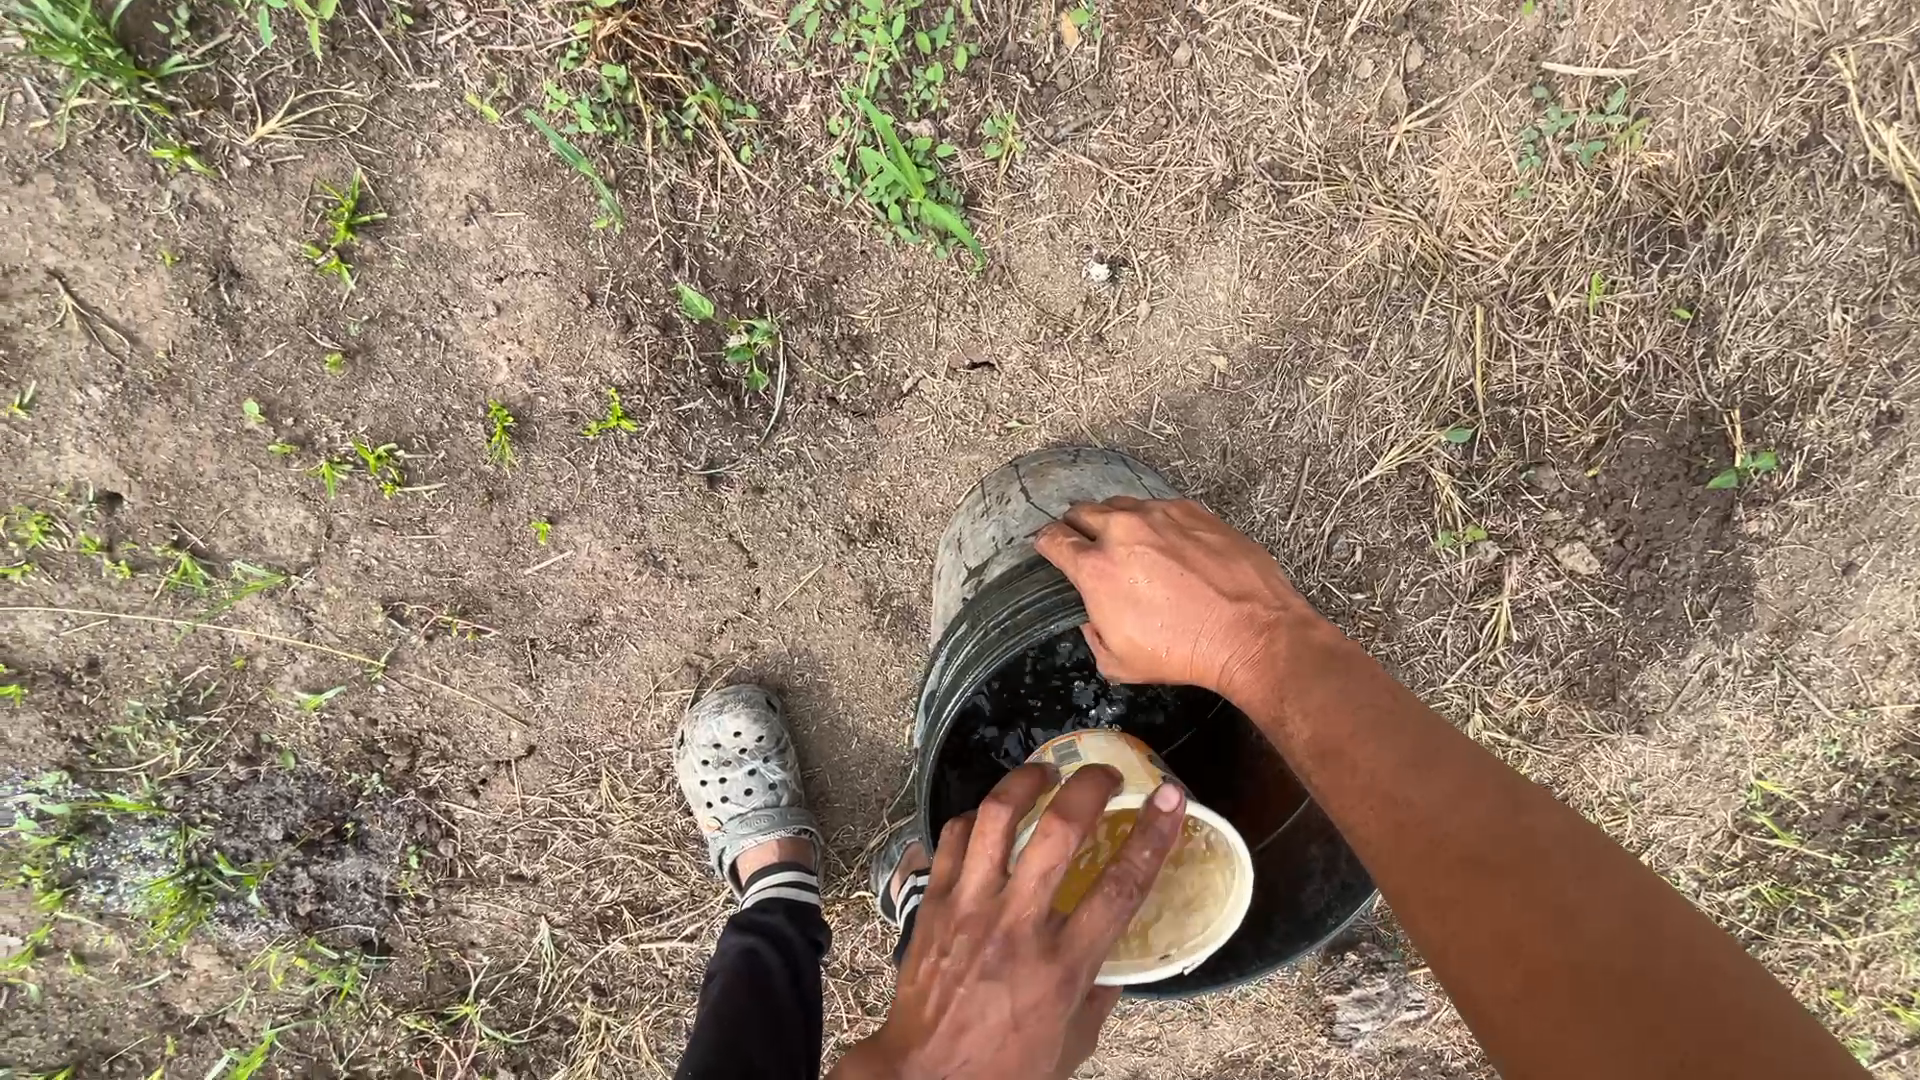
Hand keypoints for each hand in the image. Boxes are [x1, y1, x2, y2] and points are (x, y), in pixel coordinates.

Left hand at [833, 764, 1186, 1079]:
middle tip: (1105, 773)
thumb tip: (1117, 957)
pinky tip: (989, 816)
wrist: (923, 1079)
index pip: (1120, 887)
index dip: (1152, 835)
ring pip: (997, 817)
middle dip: (1089, 786)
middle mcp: (1018, 923)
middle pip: (1059, 831)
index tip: (1170, 797)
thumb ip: (1099, 994)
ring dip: (1026, 781)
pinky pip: (952, 836)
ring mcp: (970, 905)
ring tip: (1044, 770)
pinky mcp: (933, 899)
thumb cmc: (1004, 1069)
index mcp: (1062, 965)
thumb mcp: (1071, 1044)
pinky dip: (974, 816)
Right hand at [1033, 497, 1319, 700]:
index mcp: (1095, 568)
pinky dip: (1154, 521)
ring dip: (1114, 520)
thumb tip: (1092, 618)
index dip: (1046, 543)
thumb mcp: (1118, 663)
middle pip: (1081, 512)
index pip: (1053, 539)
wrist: (1251, 633)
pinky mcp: (1193, 511)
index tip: (1049, 547)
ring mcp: (1159, 516)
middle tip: (1085, 543)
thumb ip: (1092, 635)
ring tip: (1126, 541)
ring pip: (1120, 505)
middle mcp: (1122, 531)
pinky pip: (1159, 507)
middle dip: (1077, 527)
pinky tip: (1166, 542)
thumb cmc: (1182, 653)